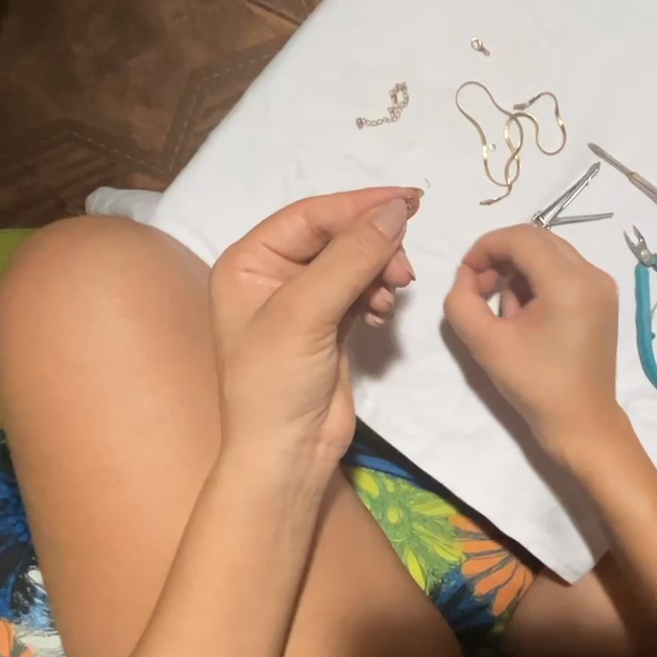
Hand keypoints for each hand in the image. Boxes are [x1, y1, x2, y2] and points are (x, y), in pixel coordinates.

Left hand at [210, 187, 419, 476]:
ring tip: (394, 294)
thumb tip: (395, 210)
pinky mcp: (329, 328)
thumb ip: (351, 257)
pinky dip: (377, 295)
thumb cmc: (277, 382)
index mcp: (249, 262)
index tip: (408, 201)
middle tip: (406, 266)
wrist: (288, 455)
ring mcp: (303, 304)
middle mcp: (272, 277)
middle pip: (335, 238)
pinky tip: (383, 313)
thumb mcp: (306, 313)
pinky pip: (360, 293)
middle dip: (373, 246)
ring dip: (379, 272)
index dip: (359, 206)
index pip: (310, 217)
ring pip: (352, 265)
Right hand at [442, 225, 625, 461]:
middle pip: (536, 239)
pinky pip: (563, 271)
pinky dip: (537, 282)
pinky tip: (526, 315)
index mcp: (570, 282)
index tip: (465, 279)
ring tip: (503, 311)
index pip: (520, 238)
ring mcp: (602, 286)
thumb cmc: (535, 387)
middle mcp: (593, 274)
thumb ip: (461, 302)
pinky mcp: (602, 300)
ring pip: (549, 253)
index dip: (484, 249)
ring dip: (517, 270)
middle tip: (479, 291)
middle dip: (500, 257)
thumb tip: (467, 277)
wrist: (581, 423)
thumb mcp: (485, 344)